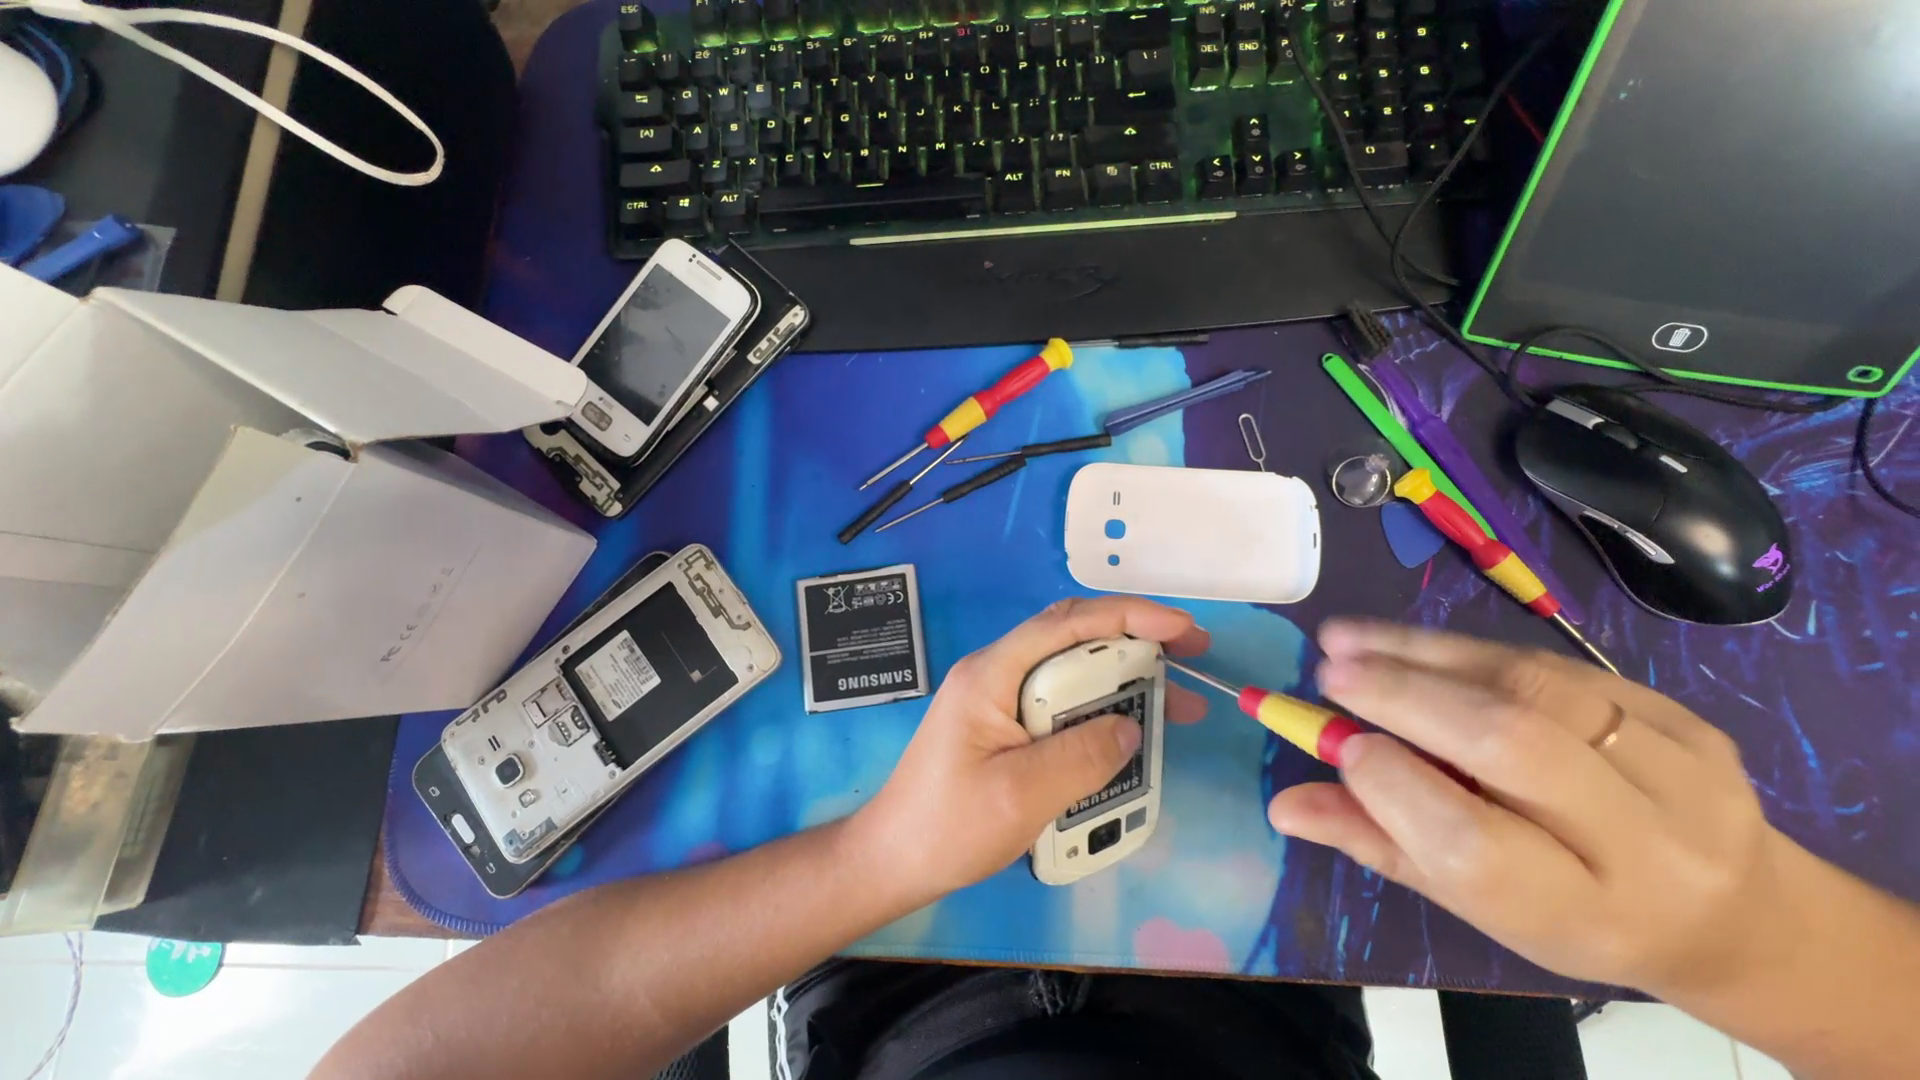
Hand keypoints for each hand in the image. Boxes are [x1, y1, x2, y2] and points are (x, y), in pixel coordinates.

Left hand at [852, 597, 1209, 902]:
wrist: (894, 859)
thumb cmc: (949, 825)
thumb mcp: (1021, 794)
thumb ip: (1081, 757)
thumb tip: (1131, 728)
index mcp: (992, 674)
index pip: (1065, 624)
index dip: (1127, 616)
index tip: (1179, 628)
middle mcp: (996, 675)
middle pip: (1074, 642)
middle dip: (1136, 647)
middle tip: (1193, 661)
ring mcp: (999, 701)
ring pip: (1074, 676)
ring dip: (1124, 687)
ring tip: (1177, 707)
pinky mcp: (1006, 729)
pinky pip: (1063, 709)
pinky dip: (1101, 716)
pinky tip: (1130, 738)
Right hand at [1265, 619, 1791, 998]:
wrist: (1735, 911)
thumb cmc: (1575, 915)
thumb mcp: (1475, 904)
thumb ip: (1379, 844)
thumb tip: (1284, 804)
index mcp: (1579, 912)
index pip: (1470, 842)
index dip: (1390, 783)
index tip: (1331, 743)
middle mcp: (1647, 845)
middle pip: (1510, 745)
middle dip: (1404, 696)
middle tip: (1328, 669)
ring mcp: (1680, 771)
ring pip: (1533, 688)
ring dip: (1426, 655)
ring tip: (1350, 640)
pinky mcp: (1685, 717)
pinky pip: (1555, 666)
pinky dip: (1469, 651)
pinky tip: (1413, 646)